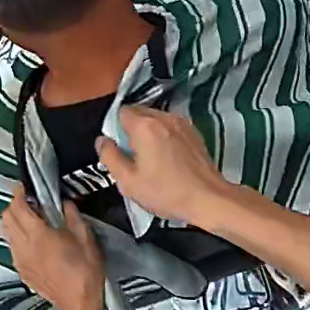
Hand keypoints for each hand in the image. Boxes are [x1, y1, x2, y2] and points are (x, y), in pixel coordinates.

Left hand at [1, 187, 104, 309]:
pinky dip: (17, 237)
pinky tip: (33, 239)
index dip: (18, 194)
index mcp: (39, 235)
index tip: (24, 187)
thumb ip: (73, 216)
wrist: (77, 301)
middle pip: (7, 218)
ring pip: (7, 233)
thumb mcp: (85, 237)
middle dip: (14, 205)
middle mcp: (24, 246)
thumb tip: (65, 204)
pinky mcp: (22, 270)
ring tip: (31, 218)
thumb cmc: (85, 269)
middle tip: (29, 201)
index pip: (18, 208)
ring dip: (14, 221)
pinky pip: (13, 247)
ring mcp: (20, 259)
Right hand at [95, 105, 235, 224]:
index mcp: (145, 126)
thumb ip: (110, 157)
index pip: (121, 112)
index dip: (116, 128)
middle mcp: (164, 117)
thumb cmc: (165, 192)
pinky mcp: (194, 132)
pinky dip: (165, 135)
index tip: (119, 148)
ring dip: (149, 132)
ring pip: (156, 119)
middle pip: (139, 112)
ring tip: (152, 158)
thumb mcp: (128, 181)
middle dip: (132, 129)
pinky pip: (171, 126)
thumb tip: (102, 140)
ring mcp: (182, 123)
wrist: (208, 198)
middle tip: (134, 156)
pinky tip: (168, 158)